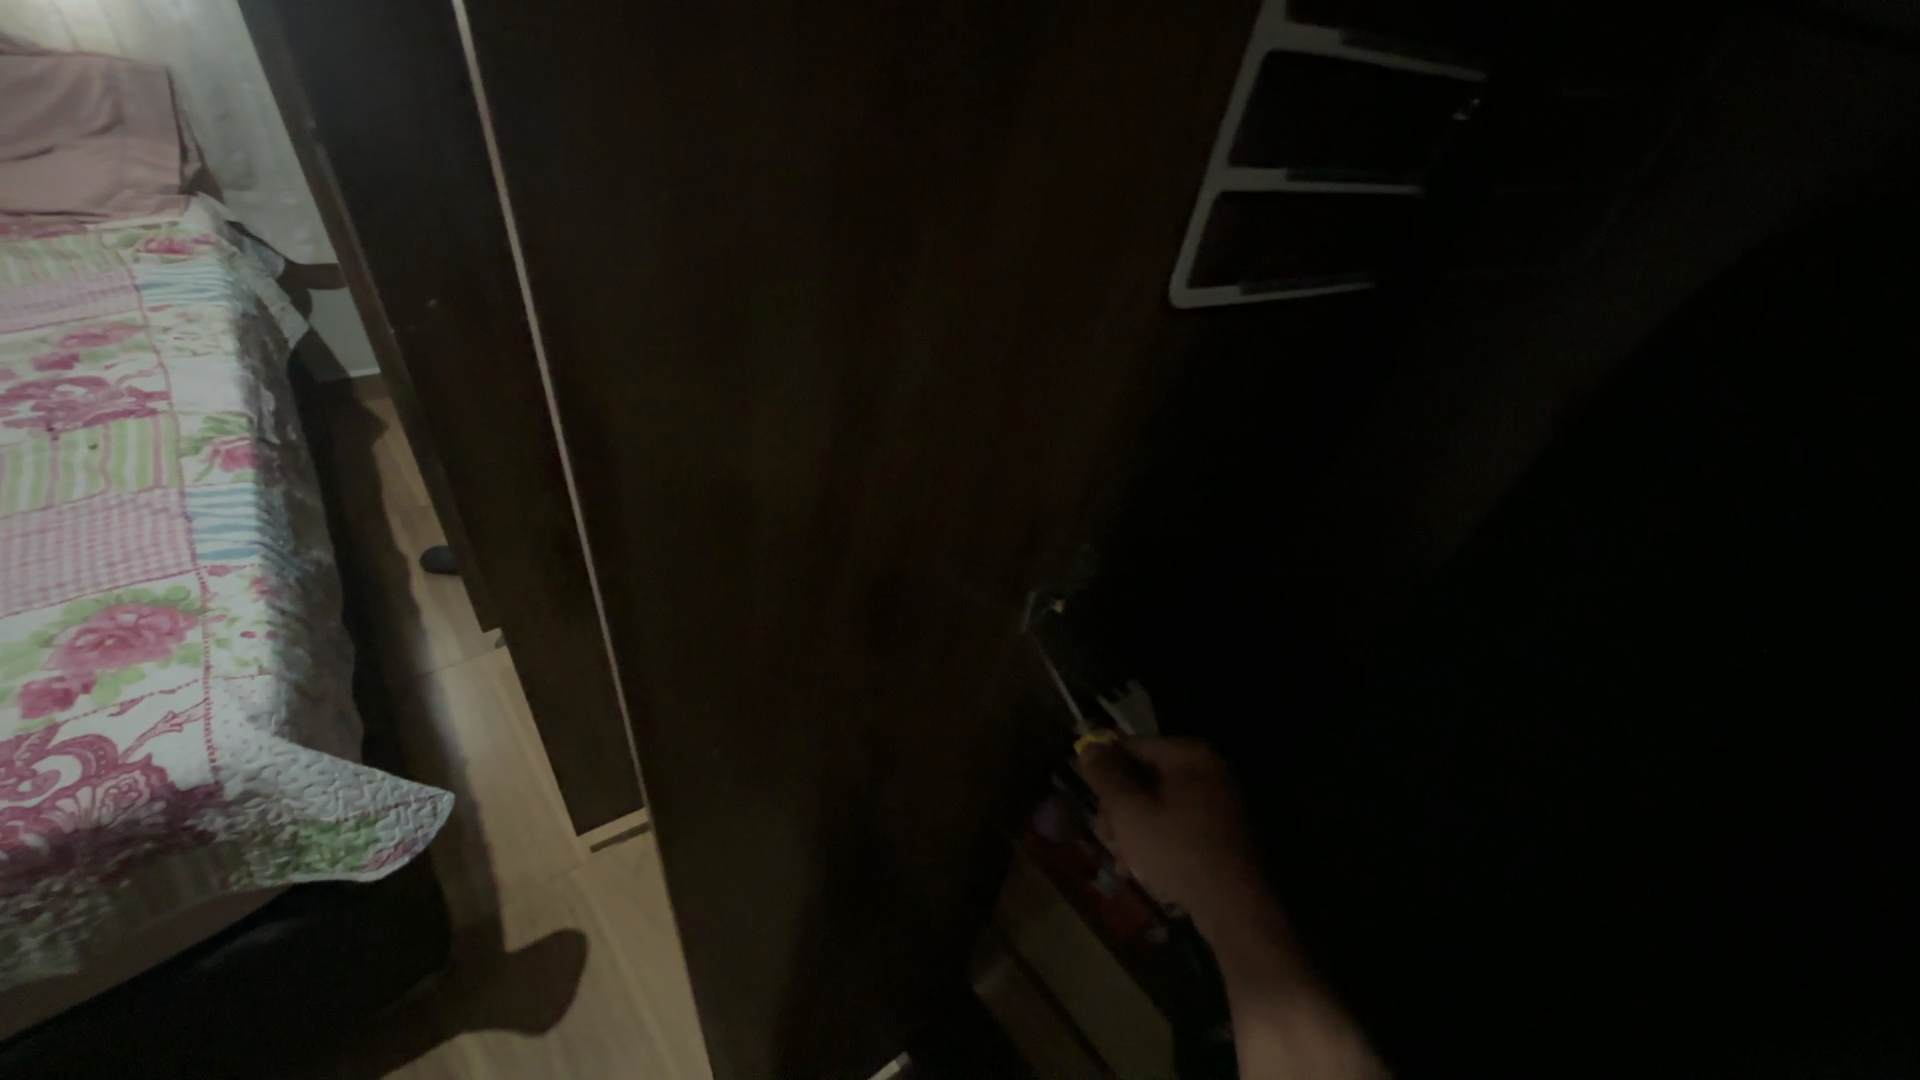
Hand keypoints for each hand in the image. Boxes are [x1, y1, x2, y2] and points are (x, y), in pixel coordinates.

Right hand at [1076, 737, 1272, 938]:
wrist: (1234, 907)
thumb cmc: (1176, 851)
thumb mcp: (1129, 811)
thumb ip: (1105, 775)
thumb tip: (1088, 748)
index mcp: (1189, 755)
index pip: (1132, 746)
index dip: (1105, 770)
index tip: (1090, 800)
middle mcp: (1209, 769)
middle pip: (1146, 776)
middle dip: (1119, 807)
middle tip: (1105, 837)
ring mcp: (1219, 800)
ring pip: (1159, 803)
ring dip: (1134, 827)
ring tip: (1120, 859)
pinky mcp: (1223, 831)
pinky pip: (1179, 822)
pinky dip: (1157, 838)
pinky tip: (1141, 867)